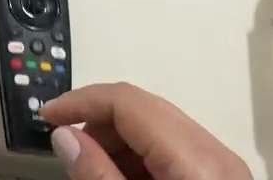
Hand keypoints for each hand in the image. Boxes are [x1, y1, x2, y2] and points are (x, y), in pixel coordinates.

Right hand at [40, 82, 250, 179]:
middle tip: (65, 145)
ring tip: (90, 167)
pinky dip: (140, 159)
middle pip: (143, 108)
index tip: (46, 116)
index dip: (82, 101)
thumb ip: (99, 176)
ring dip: (117, 140)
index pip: (128, 101)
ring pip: (157, 129)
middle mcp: (217, 153)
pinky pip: (174, 152)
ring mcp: (226, 169)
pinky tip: (120, 177)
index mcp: (198, 160)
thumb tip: (62, 135)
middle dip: (97, 121)